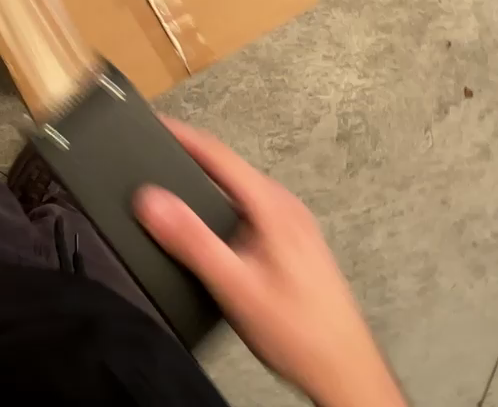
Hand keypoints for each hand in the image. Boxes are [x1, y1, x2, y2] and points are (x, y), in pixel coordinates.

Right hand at [135, 120, 406, 406]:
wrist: (347, 374)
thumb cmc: (298, 332)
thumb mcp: (234, 285)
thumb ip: (191, 240)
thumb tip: (151, 199)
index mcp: (272, 205)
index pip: (218, 153)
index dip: (182, 135)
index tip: (154, 123)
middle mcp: (286, 206)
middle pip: (229, 167)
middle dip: (191, 156)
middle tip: (156, 154)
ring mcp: (294, 224)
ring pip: (241, 188)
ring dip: (208, 181)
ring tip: (176, 184)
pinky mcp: (295, 243)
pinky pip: (251, 207)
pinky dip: (223, 203)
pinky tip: (212, 226)